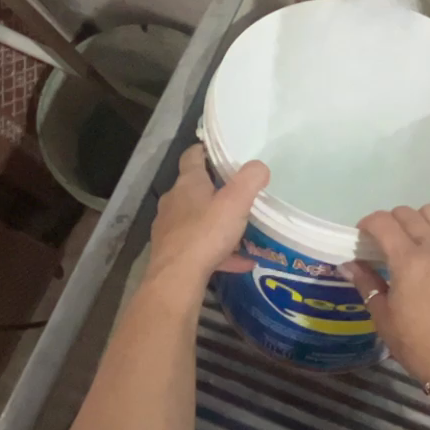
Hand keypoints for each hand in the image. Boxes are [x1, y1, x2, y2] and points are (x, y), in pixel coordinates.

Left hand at [147, 144, 268, 292]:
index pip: (192, 156)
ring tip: (241, 231)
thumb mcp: (236, 201)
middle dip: (214, 189)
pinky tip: (241, 262)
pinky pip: (200, 247)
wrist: (177, 279)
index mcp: (188, 184)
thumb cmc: (206, 233)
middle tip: (237, 192)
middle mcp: (174, 202)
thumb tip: (259, 167)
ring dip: (216, 223)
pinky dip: (219, 251)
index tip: (218, 150)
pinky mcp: (172, 253)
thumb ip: (250, 179)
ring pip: (196, 220)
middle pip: (194, 189)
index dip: (204, 150)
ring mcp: (170, 229)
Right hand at [342, 201, 429, 383]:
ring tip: (406, 229)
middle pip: (406, 215)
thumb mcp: (382, 315)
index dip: (367, 223)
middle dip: (388, 220)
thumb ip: (365, 282)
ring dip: (415, 216)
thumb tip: (347, 263)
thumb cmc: (414, 343)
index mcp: (407, 262)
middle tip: (380, 239)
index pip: (383, 223)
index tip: (361, 235)